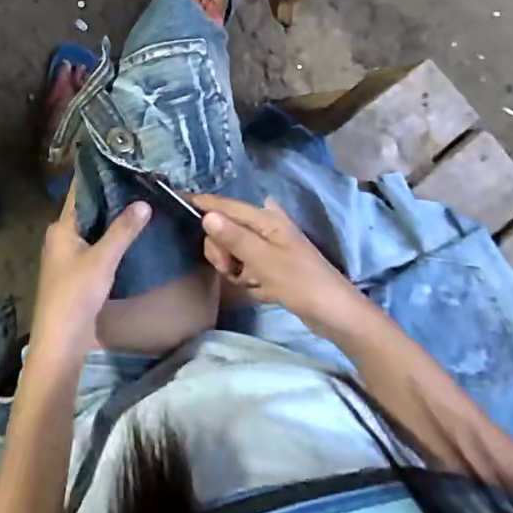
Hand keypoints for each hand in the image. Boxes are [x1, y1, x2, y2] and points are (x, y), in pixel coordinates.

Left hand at [32, 182, 150, 356]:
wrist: (61, 340)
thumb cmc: (76, 294)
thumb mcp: (103, 259)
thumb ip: (123, 230)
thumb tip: (144, 202)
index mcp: (61, 227)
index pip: (80, 192)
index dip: (99, 175)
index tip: (122, 159)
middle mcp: (61, 236)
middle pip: (88, 208)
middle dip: (112, 195)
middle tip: (140, 179)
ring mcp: (68, 255)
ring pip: (93, 227)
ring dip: (113, 217)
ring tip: (141, 200)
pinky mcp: (77, 271)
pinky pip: (96, 244)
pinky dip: (111, 237)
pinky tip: (132, 233)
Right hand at [192, 194, 362, 327]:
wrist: (335, 314)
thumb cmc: (301, 282)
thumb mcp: (264, 260)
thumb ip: (234, 237)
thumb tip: (208, 215)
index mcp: (266, 218)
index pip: (226, 205)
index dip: (203, 203)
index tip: (177, 199)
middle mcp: (266, 228)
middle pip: (225, 230)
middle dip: (221, 251)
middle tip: (231, 270)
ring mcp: (269, 248)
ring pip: (233, 252)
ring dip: (234, 269)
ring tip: (248, 283)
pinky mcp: (271, 268)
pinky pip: (245, 268)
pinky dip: (246, 279)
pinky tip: (257, 290)